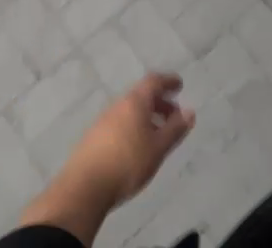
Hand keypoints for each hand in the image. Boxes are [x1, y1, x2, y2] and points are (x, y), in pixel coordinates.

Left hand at [18, 73, 195, 243]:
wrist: (82, 190)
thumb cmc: (127, 163)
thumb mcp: (158, 148)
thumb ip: (175, 129)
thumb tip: (189, 112)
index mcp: (134, 103)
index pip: (153, 81)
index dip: (168, 81)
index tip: (179, 86)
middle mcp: (117, 107)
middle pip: (141, 97)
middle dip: (159, 103)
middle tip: (173, 117)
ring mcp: (101, 123)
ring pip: (129, 112)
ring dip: (146, 118)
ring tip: (156, 136)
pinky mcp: (91, 139)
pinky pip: (118, 125)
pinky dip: (132, 128)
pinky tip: (135, 149)